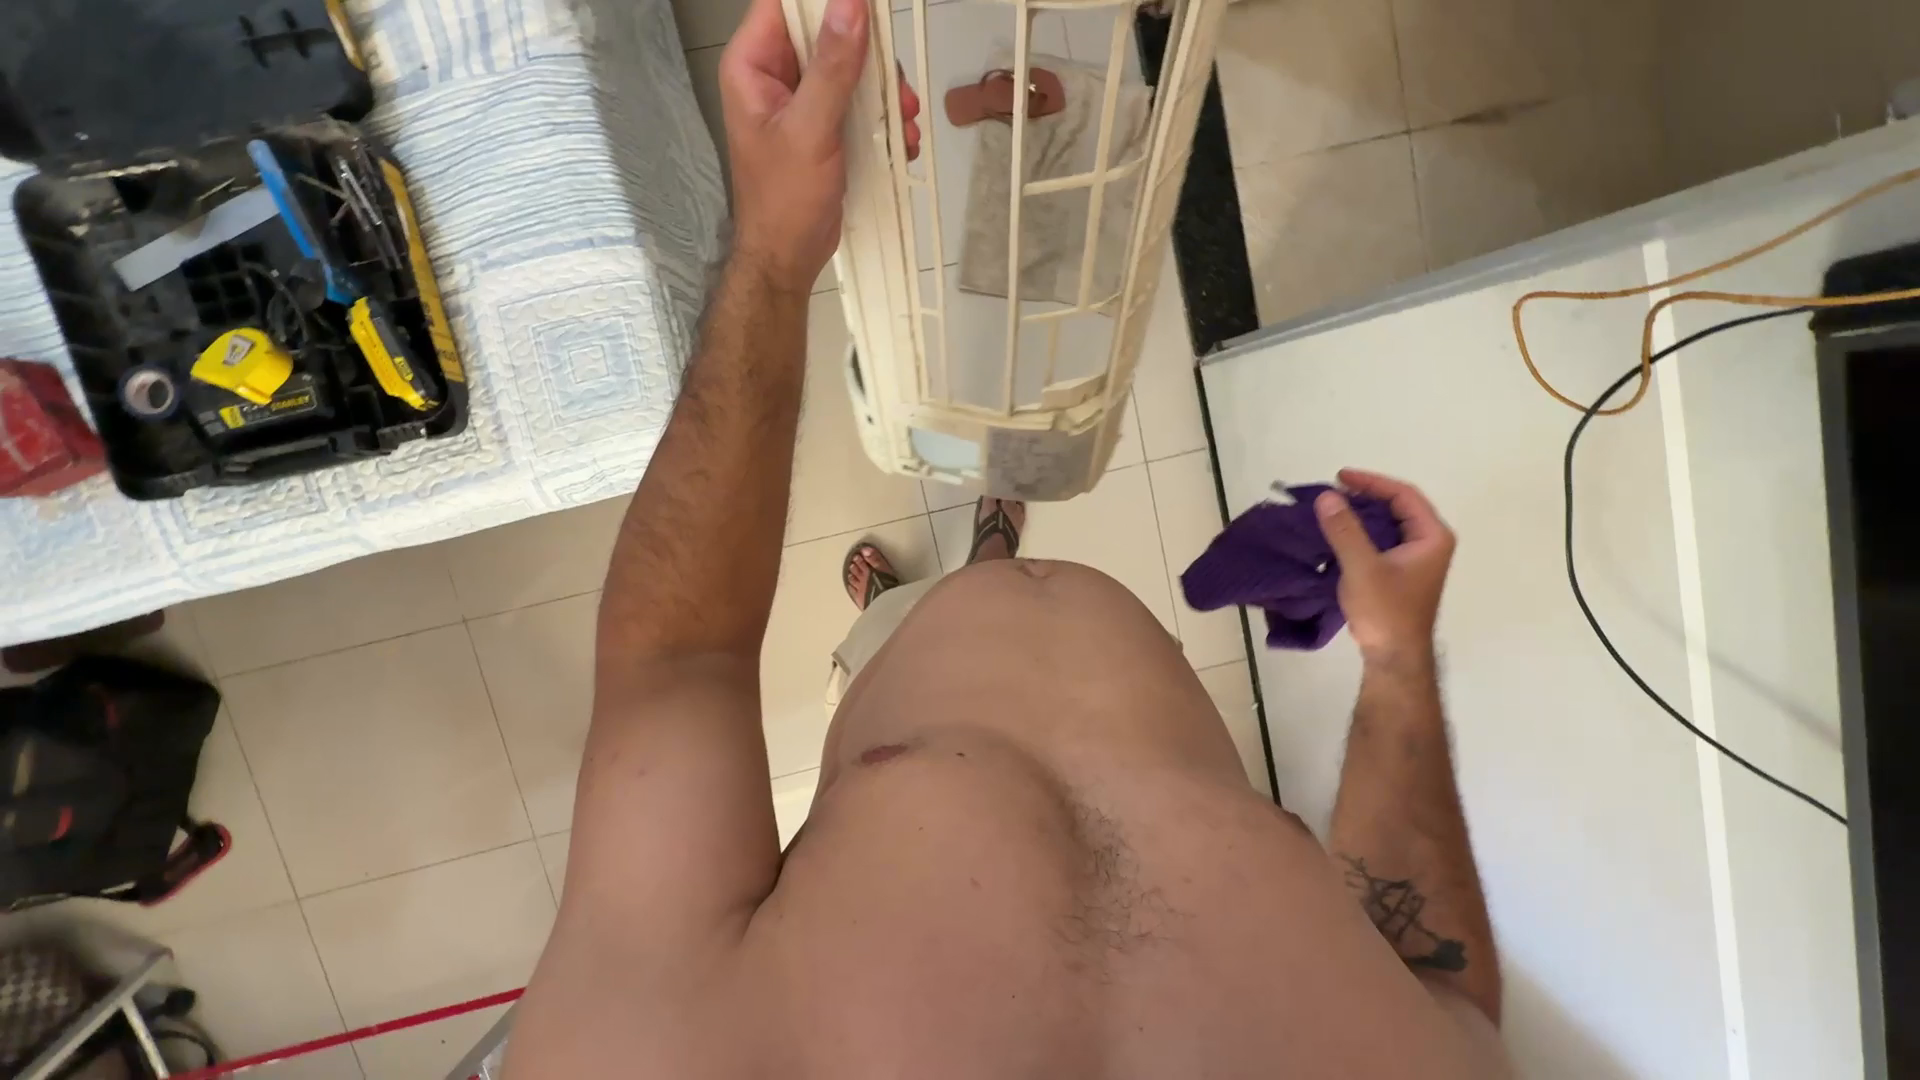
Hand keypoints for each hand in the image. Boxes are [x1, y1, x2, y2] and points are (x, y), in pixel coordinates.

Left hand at [719, 0, 921, 293]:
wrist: (789, 259)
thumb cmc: (786, 201)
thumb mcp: (810, 131)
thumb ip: (832, 68)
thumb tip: (851, 3)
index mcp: (754, 65)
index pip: (786, 4)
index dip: (827, 3)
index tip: (870, 12)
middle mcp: (776, 76)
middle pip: (827, 33)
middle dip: (869, 57)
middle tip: (896, 89)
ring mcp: (802, 104)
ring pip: (850, 70)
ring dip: (884, 94)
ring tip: (905, 123)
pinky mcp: (825, 130)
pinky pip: (858, 105)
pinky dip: (883, 120)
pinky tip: (900, 142)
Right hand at [1315, 468, 1455, 664]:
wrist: (1394, 655)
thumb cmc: (1385, 611)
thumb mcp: (1362, 567)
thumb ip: (1344, 530)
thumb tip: (1326, 496)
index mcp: (1431, 536)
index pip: (1403, 495)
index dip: (1371, 482)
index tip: (1339, 477)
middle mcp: (1429, 543)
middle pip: (1397, 506)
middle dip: (1364, 496)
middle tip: (1332, 493)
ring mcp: (1415, 559)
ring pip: (1387, 524)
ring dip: (1359, 514)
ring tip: (1329, 510)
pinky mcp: (1399, 572)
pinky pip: (1380, 541)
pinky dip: (1359, 532)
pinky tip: (1336, 535)